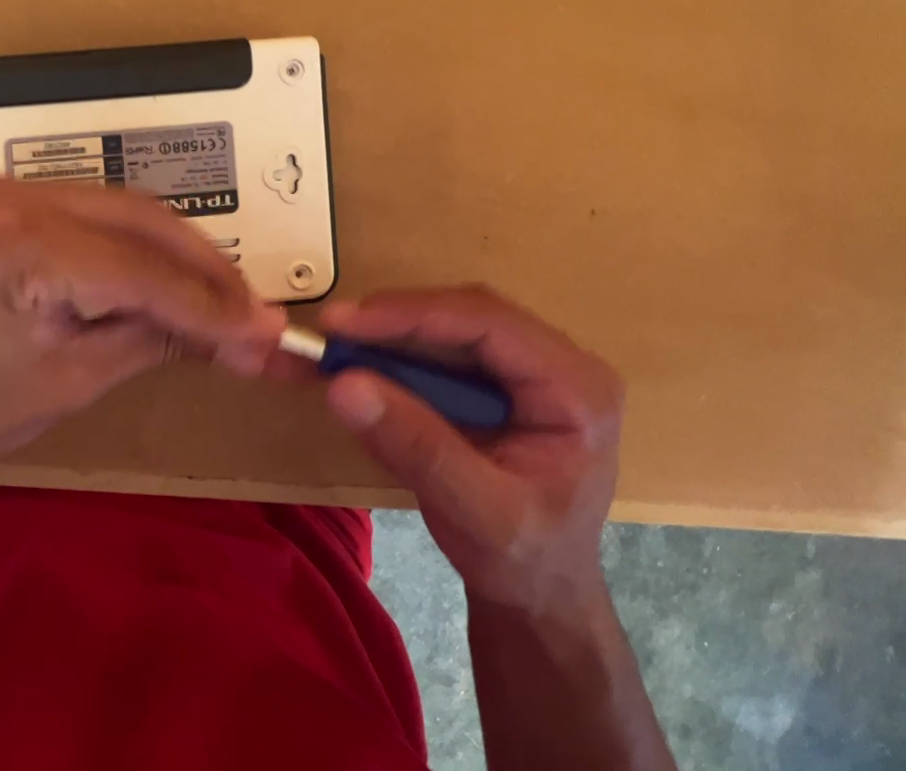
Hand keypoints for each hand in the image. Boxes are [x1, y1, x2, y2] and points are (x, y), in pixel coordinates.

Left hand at [0, 177, 285, 493]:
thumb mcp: (71, 381)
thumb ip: (153, 339)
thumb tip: (232, 330)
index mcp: (21, 241)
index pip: (143, 268)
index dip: (212, 305)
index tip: (265, 332)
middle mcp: (11, 195)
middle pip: (138, 219)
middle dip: (203, 269)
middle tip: (252, 315)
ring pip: (117, 211)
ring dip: (173, 255)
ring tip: (220, 301)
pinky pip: (85, 217)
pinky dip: (130, 248)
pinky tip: (163, 280)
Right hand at [316, 287, 623, 612]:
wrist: (538, 591)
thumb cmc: (524, 558)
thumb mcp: (476, 511)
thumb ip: (416, 447)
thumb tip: (342, 385)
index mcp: (576, 387)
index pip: (489, 323)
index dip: (412, 315)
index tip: (343, 323)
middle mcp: (555, 364)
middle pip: (465, 314)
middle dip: (393, 320)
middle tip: (330, 331)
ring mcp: (524, 371)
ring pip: (445, 327)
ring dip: (385, 334)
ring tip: (331, 347)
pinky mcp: (492, 382)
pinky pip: (436, 352)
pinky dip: (389, 356)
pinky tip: (353, 364)